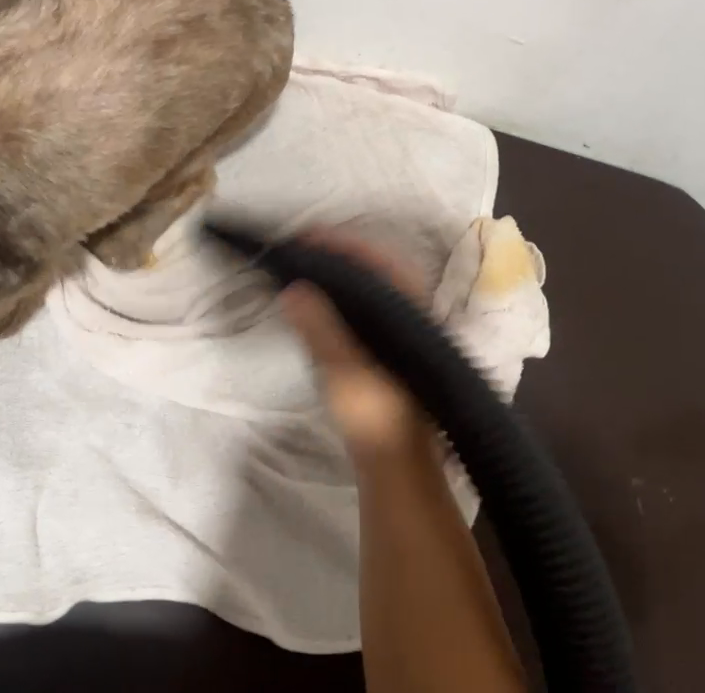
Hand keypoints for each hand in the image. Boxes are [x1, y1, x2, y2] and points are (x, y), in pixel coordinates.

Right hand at [281, 231, 440, 463]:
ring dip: (341, 276)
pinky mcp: (390, 355)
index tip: (308, 237)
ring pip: (373, 292)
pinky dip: (342, 299)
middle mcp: (411, 319)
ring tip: (305, 267)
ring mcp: (402, 338)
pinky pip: (366, 311)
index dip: (344, 245)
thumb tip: (293, 289)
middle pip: (378, 273)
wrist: (398, 467)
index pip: (380, 264)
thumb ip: (318, 328)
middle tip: (301, 248)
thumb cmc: (376, 417)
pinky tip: (320, 305)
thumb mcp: (342, 371)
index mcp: (407, 316)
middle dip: (341, 255)